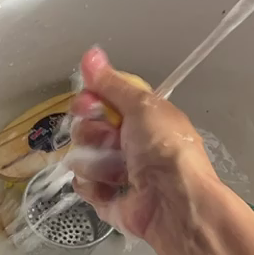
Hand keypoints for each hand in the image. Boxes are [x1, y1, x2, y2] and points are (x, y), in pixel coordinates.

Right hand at [67, 47, 226, 242]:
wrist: (173, 200)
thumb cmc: (164, 149)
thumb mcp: (141, 106)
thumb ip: (112, 83)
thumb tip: (91, 53)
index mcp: (139, 117)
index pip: (100, 100)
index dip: (90, 101)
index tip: (90, 105)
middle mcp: (126, 141)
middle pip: (85, 127)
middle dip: (92, 134)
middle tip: (110, 140)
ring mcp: (113, 169)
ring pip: (80, 156)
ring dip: (95, 162)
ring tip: (117, 172)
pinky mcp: (103, 196)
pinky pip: (81, 184)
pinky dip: (94, 186)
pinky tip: (110, 189)